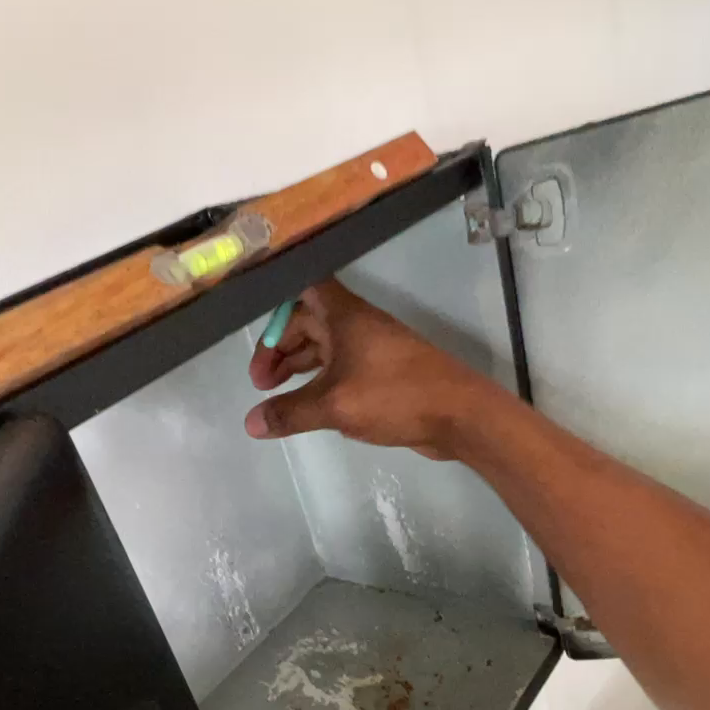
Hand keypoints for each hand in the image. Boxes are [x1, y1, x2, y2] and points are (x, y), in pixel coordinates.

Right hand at [245, 280, 508, 458]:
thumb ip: (290, 412)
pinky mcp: (382, 374)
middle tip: (260, 383)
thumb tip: (251, 423)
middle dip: (279, 347)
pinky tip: (308, 406)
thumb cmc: (395, 395)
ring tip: (274, 396)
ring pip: (323, 349)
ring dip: (297, 368)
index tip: (251, 317)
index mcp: (344, 315)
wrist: (458, 415)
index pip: (303, 286)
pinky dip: (319, 382)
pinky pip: (340, 370)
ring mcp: (371, 349)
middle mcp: (356, 325)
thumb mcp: (334, 405)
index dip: (276, 297)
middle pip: (307, 322)